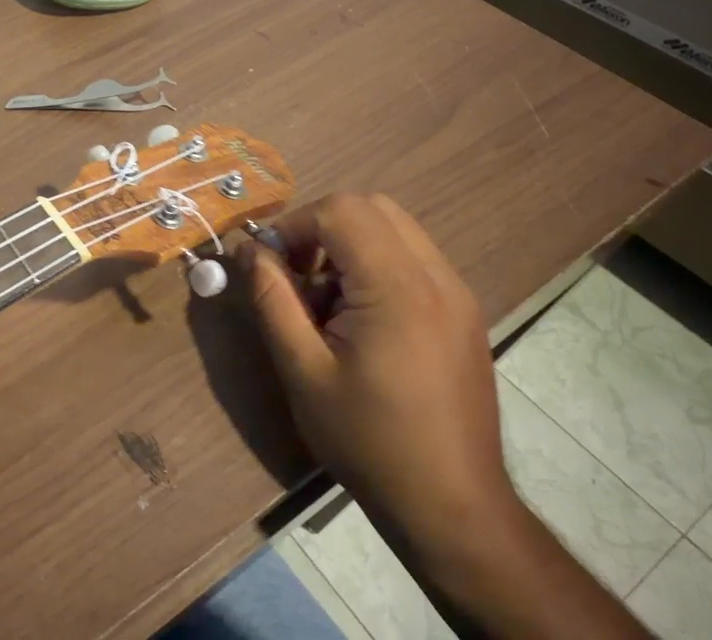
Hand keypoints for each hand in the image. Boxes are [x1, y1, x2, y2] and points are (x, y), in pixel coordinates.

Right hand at [236, 193, 507, 532]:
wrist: (450, 503)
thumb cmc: (367, 439)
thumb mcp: (302, 370)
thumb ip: (272, 298)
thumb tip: (248, 250)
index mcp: (398, 287)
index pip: (342, 210)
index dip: (295, 225)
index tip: (271, 266)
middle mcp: (436, 277)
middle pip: (372, 208)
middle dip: (322, 228)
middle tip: (296, 277)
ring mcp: (457, 294)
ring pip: (395, 230)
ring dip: (349, 247)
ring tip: (325, 305)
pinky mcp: (463, 314)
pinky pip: (413, 260)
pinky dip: (376, 267)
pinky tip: (359, 322)